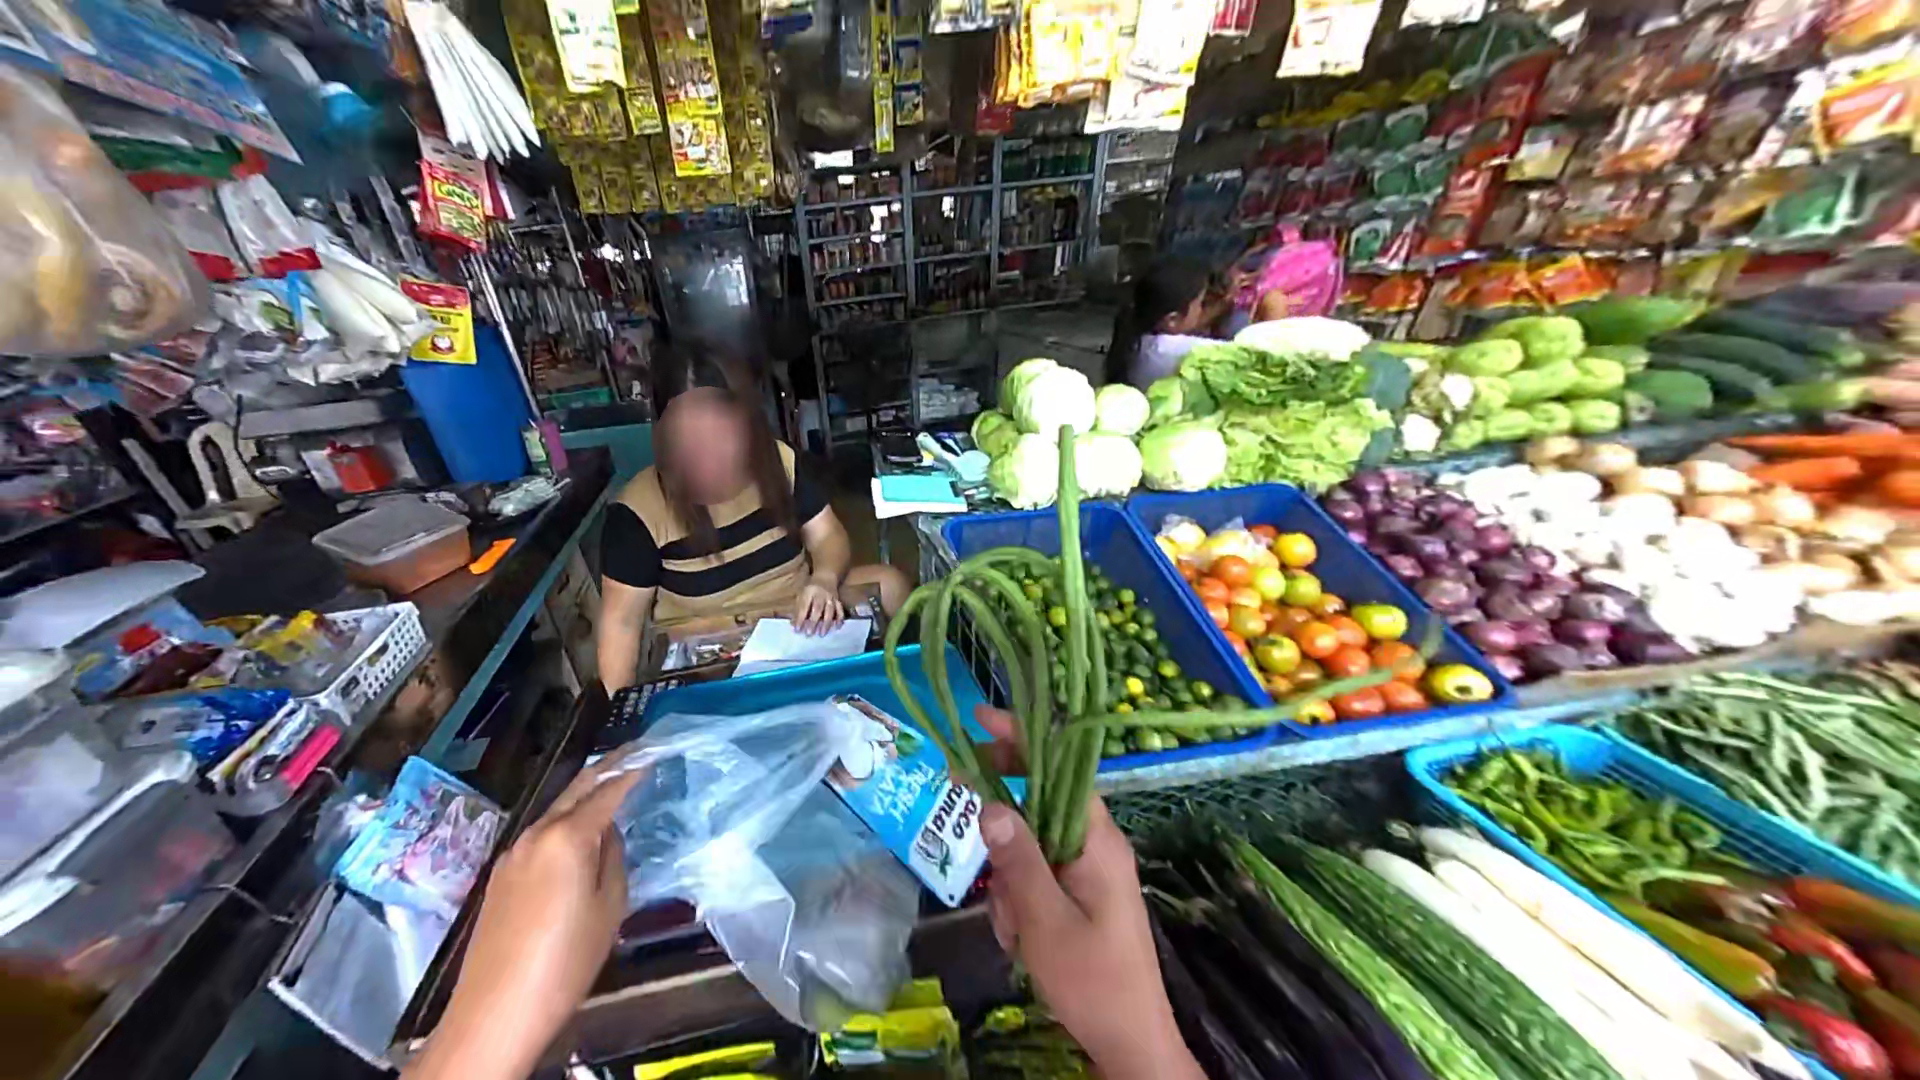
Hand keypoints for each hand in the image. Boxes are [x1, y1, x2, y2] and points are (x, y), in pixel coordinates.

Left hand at [403, 767, 642, 1079]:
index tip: (654, 751)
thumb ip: (612, 856)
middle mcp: (536, 835)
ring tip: (614, 788)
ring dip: (585, 794)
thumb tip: (606, 833)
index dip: (633, 769)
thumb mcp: (611, 904)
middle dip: (607, 768)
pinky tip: (582, 833)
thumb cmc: (566, 959)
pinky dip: (567, 821)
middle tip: (636, 753)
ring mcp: (513, 855)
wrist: (493, 1017)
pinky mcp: (501, 877)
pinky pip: (543, 834)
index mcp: (567, 836)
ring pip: (557, 810)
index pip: (608, 789)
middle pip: (576, 788)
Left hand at [793, 578, 843, 634]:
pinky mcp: (838, 601)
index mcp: (809, 592)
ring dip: (826, 623)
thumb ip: (797, 609)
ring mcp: (831, 597)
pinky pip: (840, 610)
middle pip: (818, 609)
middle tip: (809, 634)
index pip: (804, 606)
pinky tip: (837, 627)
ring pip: (830, 611)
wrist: (826, 577)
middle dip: (813, 622)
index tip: (797, 630)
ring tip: (822, 634)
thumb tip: (793, 625)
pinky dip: (839, 619)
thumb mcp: (801, 594)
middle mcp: (821, 594)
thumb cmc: (810, 588)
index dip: (800, 618)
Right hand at [973, 708, 1202, 1079]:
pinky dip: (1020, 897)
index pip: (1059, 766)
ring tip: (1014, 927)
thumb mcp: (1046, 921)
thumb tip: (989, 802)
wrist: (1132, 1046)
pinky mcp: (1079, 891)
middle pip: (1040, 800)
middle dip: (1004, 822)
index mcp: (1097, 838)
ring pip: (1031, 843)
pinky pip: (1038, 872)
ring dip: (1010, 877)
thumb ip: (1018, 859)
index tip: (981, 720)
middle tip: (968, 820)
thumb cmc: (1094, 982)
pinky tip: (1020, 936)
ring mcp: (1087, 868)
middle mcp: (1094, 842)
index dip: (1022, 737)